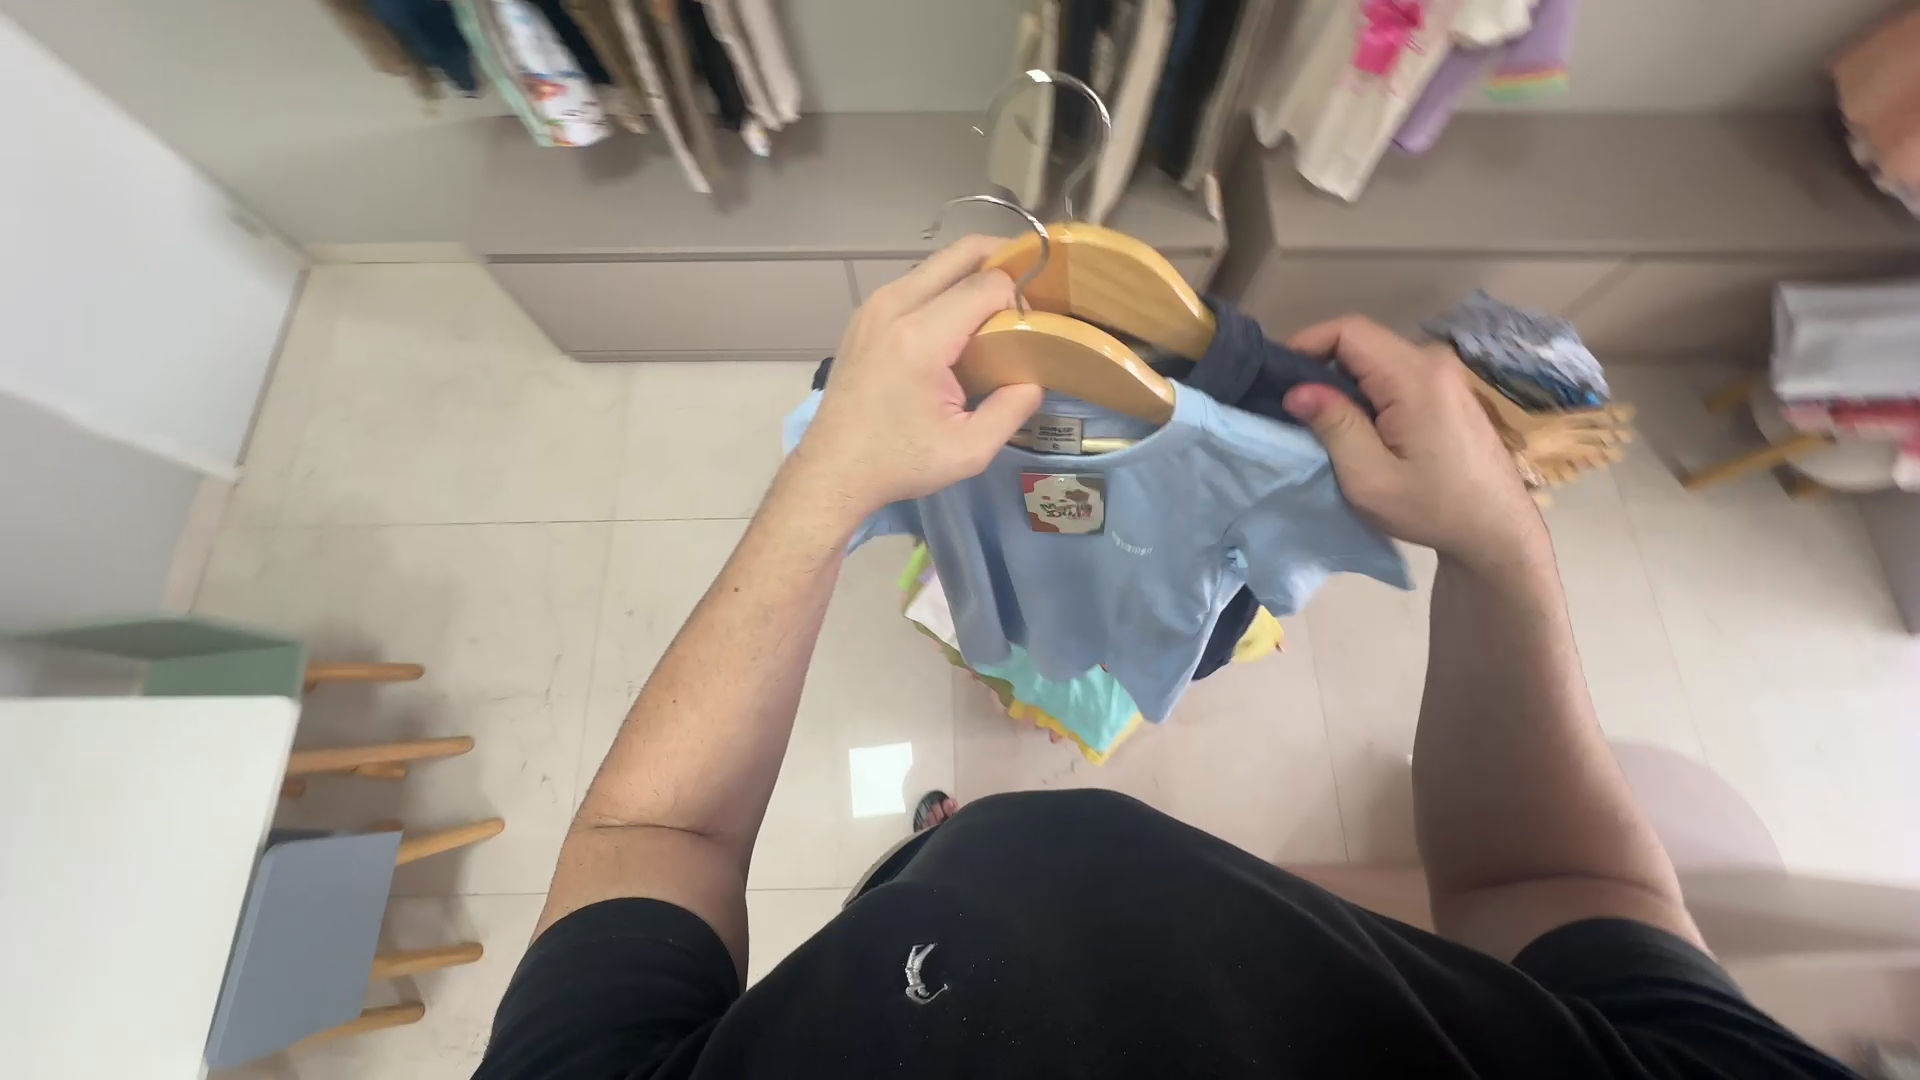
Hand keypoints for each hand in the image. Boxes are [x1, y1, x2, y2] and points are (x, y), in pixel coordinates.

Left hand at [787, 236, 1043, 520]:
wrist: (833, 469)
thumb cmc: (899, 462)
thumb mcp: (969, 450)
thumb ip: (1012, 409)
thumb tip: (1035, 378)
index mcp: (920, 337)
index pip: (987, 283)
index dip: (1019, 297)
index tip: (1030, 328)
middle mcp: (893, 306)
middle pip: (960, 253)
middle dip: (1001, 261)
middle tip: (1027, 292)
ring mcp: (874, 307)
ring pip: (936, 265)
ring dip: (970, 276)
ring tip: (995, 313)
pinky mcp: (865, 316)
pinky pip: (915, 284)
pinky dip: (943, 291)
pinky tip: (958, 327)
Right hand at [1281, 316, 1545, 571]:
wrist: (1495, 529)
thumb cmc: (1430, 508)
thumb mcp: (1368, 477)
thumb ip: (1334, 427)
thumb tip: (1296, 390)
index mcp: (1415, 378)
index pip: (1349, 331)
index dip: (1305, 343)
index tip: (1276, 377)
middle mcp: (1433, 364)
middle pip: (1361, 342)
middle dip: (1317, 364)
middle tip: (1286, 403)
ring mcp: (1443, 376)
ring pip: (1375, 359)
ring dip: (1339, 381)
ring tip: (1312, 417)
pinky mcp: (1445, 391)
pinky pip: (1391, 374)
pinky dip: (1361, 390)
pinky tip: (1350, 424)